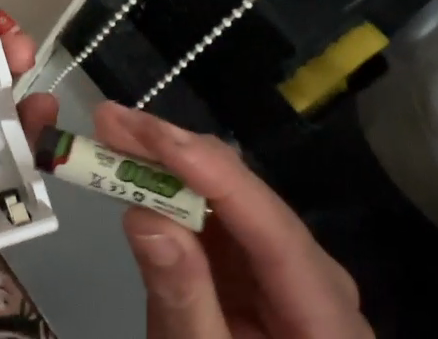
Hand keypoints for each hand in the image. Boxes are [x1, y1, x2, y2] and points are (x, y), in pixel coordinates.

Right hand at [85, 102, 369, 338]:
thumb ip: (182, 298)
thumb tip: (142, 213)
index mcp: (328, 316)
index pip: (270, 224)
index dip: (208, 170)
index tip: (146, 130)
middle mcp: (316, 278)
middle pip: (249, 198)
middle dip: (176, 153)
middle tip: (109, 121)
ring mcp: (287, 270)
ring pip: (228, 197)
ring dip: (166, 163)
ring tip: (111, 134)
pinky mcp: (257, 271)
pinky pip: (215, 219)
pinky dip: (170, 192)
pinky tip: (134, 170)